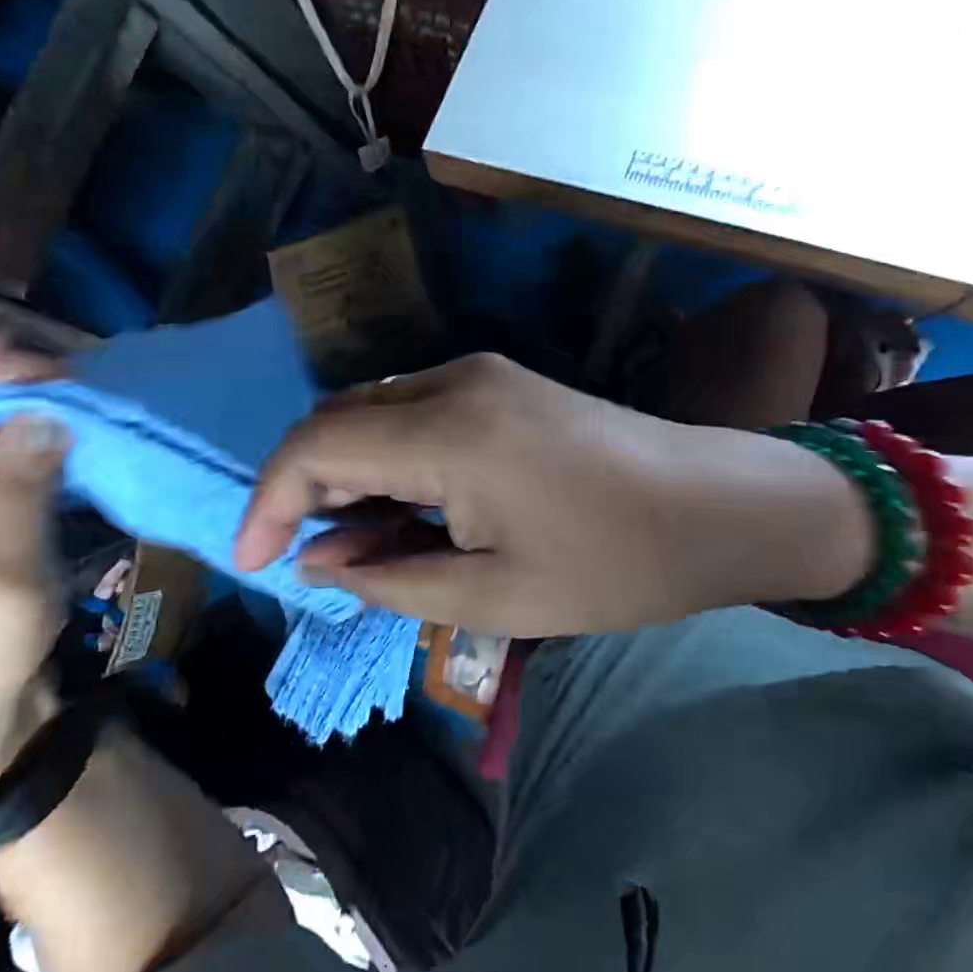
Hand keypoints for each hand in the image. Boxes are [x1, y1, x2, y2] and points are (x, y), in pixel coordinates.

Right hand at [236, 354, 873, 636]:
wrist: (718, 508)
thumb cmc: (616, 564)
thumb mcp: (495, 596)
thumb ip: (392, 577)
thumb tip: (320, 560)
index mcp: (448, 430)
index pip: (315, 446)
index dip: (269, 504)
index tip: (254, 564)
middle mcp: (458, 380)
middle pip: (342, 420)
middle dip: (310, 489)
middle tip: (319, 562)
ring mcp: (489, 375)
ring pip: (381, 413)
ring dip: (356, 475)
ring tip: (369, 547)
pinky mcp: (513, 386)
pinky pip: (424, 413)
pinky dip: (399, 460)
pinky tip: (417, 511)